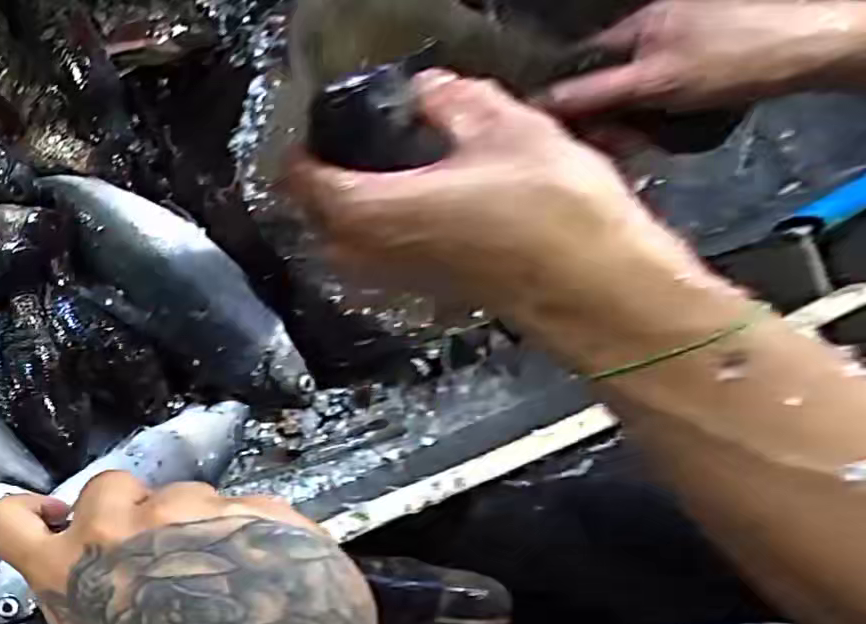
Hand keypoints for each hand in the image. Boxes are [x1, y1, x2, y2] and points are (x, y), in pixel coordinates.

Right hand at [0, 475, 377, 623]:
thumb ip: (76, 595)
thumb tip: (79, 569)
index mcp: (68, 573)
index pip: (9, 518)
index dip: (30, 511)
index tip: (52, 517)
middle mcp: (113, 530)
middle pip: (104, 489)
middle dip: (126, 515)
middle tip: (156, 559)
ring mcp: (182, 510)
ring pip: (175, 495)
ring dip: (188, 524)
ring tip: (220, 579)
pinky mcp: (245, 505)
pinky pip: (231, 505)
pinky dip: (240, 531)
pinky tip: (257, 577)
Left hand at [288, 70, 745, 369]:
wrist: (573, 279)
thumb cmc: (543, 209)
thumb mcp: (503, 131)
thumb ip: (454, 103)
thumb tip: (428, 87)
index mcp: (362, 210)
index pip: (301, 180)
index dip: (301, 155)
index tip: (313, 136)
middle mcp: (350, 249)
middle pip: (312, 208)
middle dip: (324, 178)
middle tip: (350, 147)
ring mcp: (366, 273)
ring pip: (332, 233)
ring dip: (346, 203)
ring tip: (377, 171)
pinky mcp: (389, 286)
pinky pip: (358, 251)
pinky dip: (367, 226)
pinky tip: (403, 204)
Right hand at [543, 0, 865, 117]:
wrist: (823, 49)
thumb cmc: (742, 60)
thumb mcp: (651, 83)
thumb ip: (589, 94)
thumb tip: (537, 106)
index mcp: (641, 22)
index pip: (576, 65)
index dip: (561, 99)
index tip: (557, 130)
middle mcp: (658, 25)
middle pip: (600, 79)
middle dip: (595, 113)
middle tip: (602, 140)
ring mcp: (681, 40)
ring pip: (625, 88)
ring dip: (621, 118)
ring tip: (634, 136)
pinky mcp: (700, 57)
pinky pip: (652, 91)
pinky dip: (648, 112)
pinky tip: (657, 123)